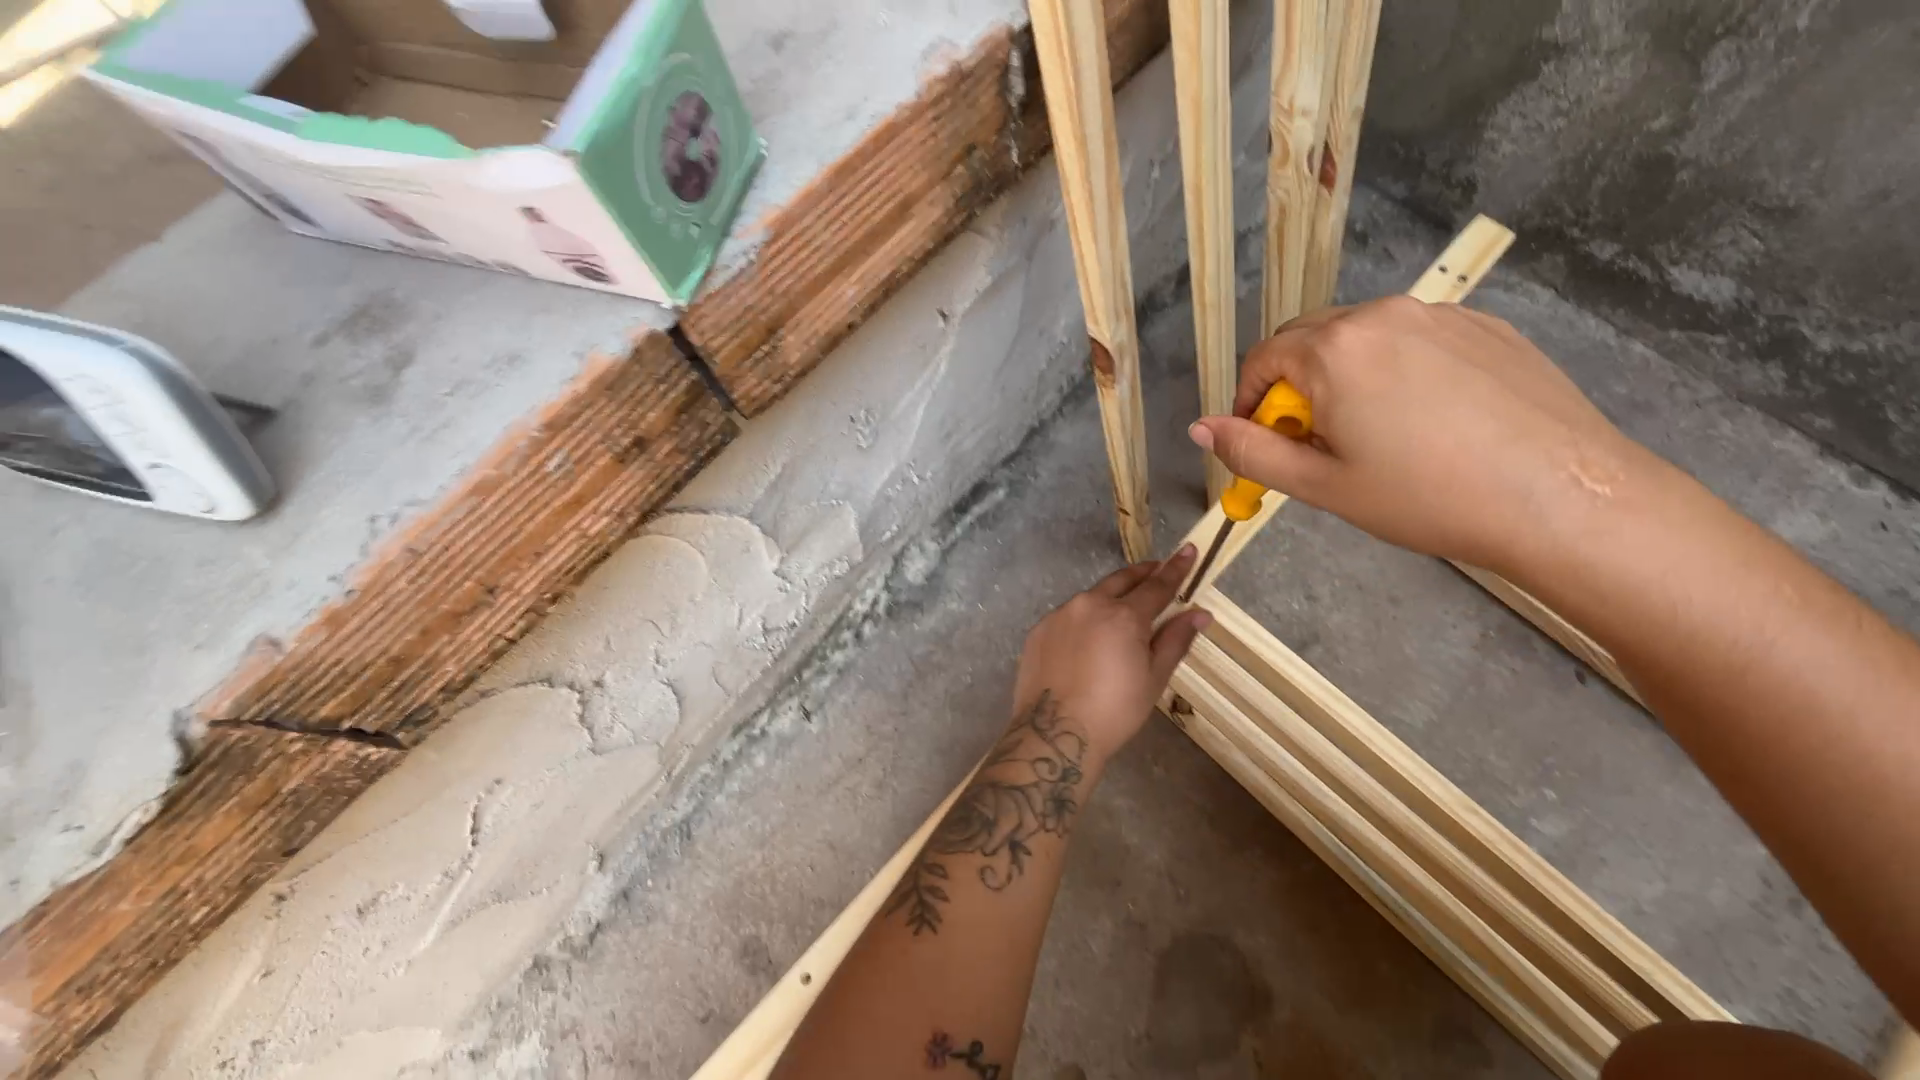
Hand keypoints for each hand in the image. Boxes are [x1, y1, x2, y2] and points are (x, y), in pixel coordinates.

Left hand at [1009, 547, 1211, 761]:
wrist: (1054, 733)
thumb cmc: (1114, 711)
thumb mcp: (1153, 678)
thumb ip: (1175, 640)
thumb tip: (1200, 613)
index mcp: (1124, 616)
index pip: (1158, 586)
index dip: (1176, 570)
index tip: (1189, 550)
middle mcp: (1090, 605)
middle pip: (1121, 581)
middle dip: (1142, 574)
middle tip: (1156, 571)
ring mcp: (1060, 615)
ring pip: (1091, 597)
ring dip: (1110, 597)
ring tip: (1121, 611)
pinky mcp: (1039, 630)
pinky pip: (1068, 616)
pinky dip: (1083, 619)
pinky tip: (1087, 639)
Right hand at [1188, 297, 1651, 572]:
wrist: (1560, 496)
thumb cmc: (1426, 496)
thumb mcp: (1322, 485)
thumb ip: (1251, 452)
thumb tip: (1200, 427)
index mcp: (1334, 349)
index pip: (1262, 360)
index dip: (1248, 404)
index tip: (1259, 445)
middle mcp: (1383, 314)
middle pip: (1310, 340)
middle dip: (1295, 388)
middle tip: (1314, 444)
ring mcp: (1440, 315)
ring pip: (1365, 339)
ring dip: (1346, 378)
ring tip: (1374, 435)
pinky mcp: (1486, 327)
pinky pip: (1416, 340)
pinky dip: (1398, 372)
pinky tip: (1428, 422)